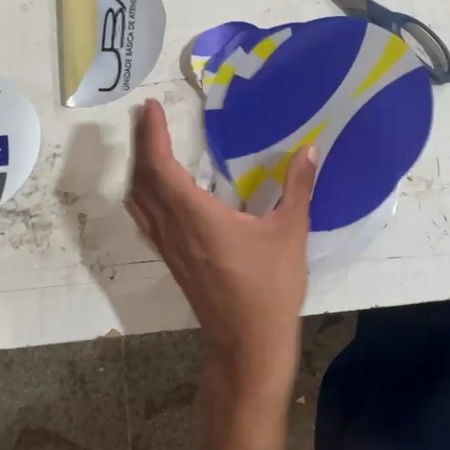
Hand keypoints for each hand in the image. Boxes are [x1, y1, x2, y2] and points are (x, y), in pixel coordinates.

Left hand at [125, 98, 317, 397]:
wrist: (248, 341)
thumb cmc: (270, 287)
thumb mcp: (291, 232)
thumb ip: (298, 188)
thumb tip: (309, 149)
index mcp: (197, 218)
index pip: (161, 169)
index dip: (152, 136)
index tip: (150, 108)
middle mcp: (174, 230)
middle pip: (142, 182)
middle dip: (142, 145)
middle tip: (149, 116)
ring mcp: (170, 248)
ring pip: (139, 202)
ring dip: (140, 169)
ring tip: (152, 145)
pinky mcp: (174, 261)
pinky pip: (147, 218)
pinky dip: (146, 194)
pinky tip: (163, 190)